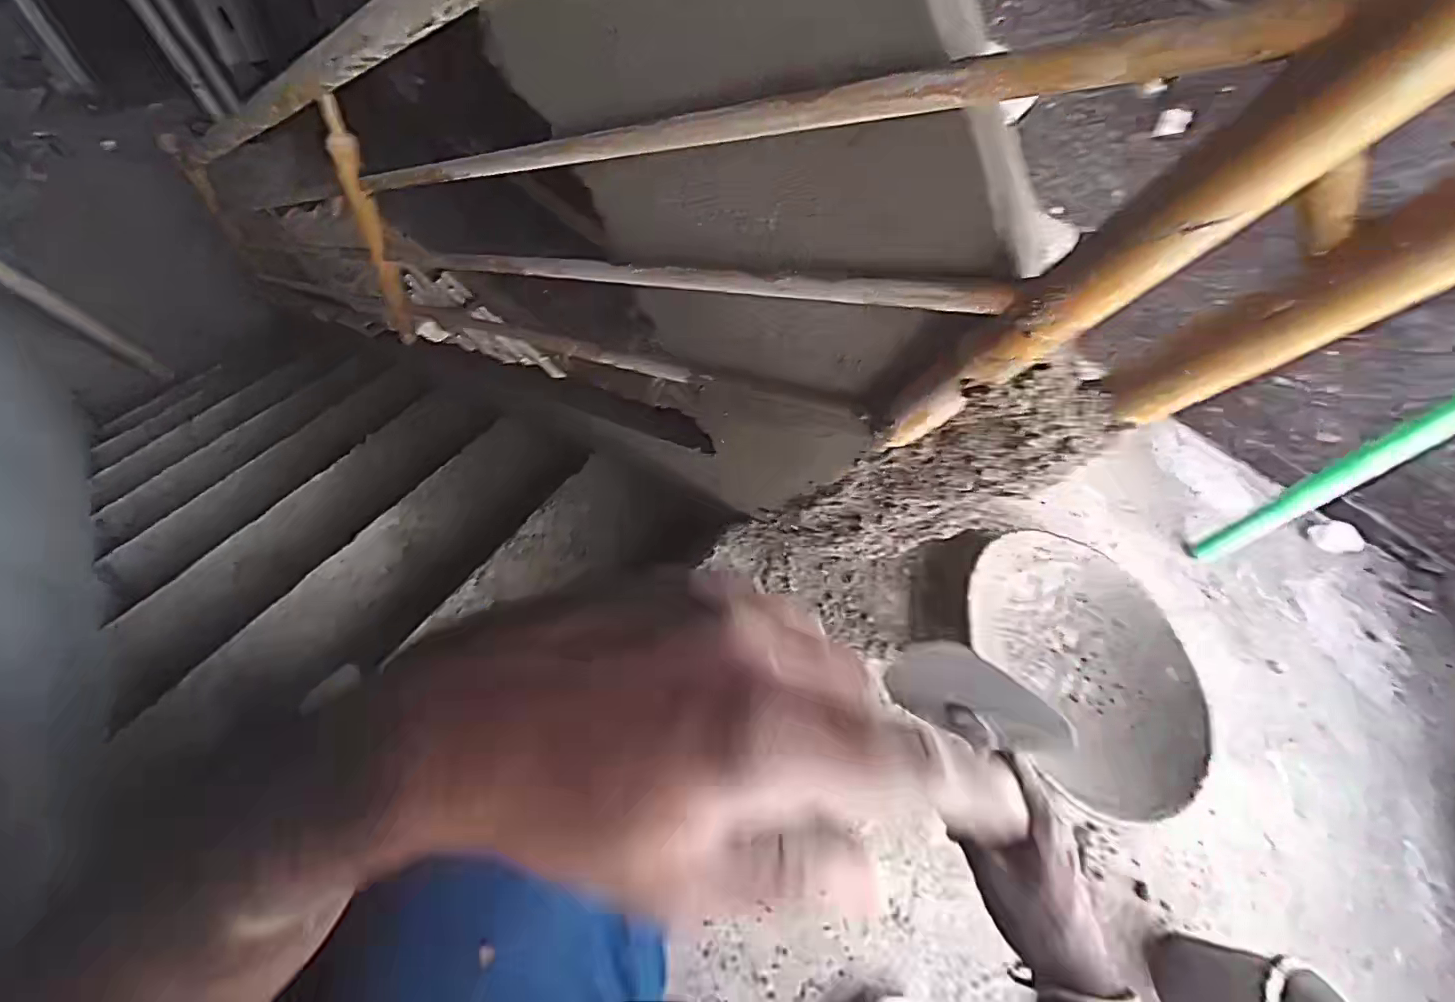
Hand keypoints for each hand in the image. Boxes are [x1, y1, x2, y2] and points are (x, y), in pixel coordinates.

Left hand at [361, 574, 1027, 923]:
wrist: (455, 722)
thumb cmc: (558, 812)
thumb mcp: (672, 876)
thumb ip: (785, 871)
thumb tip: (864, 872)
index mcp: (758, 730)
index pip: (901, 760)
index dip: (964, 784)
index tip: (999, 798)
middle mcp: (746, 644)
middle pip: (859, 691)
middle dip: (870, 741)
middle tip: (843, 783)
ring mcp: (704, 597)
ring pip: (810, 642)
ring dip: (818, 690)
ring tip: (778, 734)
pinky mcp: (666, 577)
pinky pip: (755, 612)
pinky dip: (770, 650)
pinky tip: (730, 680)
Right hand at [955, 751, 1129, 998]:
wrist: (1071, 965)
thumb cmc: (1041, 925)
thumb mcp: (989, 871)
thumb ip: (966, 826)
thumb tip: (939, 795)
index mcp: (1044, 818)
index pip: (1011, 758)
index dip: (978, 741)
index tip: (953, 729)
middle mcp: (1055, 821)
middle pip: (1011, 771)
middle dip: (975, 762)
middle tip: (945, 757)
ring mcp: (1055, 834)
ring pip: (1012, 792)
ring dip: (982, 785)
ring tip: (953, 787)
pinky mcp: (1049, 847)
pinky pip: (1016, 809)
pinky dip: (992, 805)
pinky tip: (973, 818)